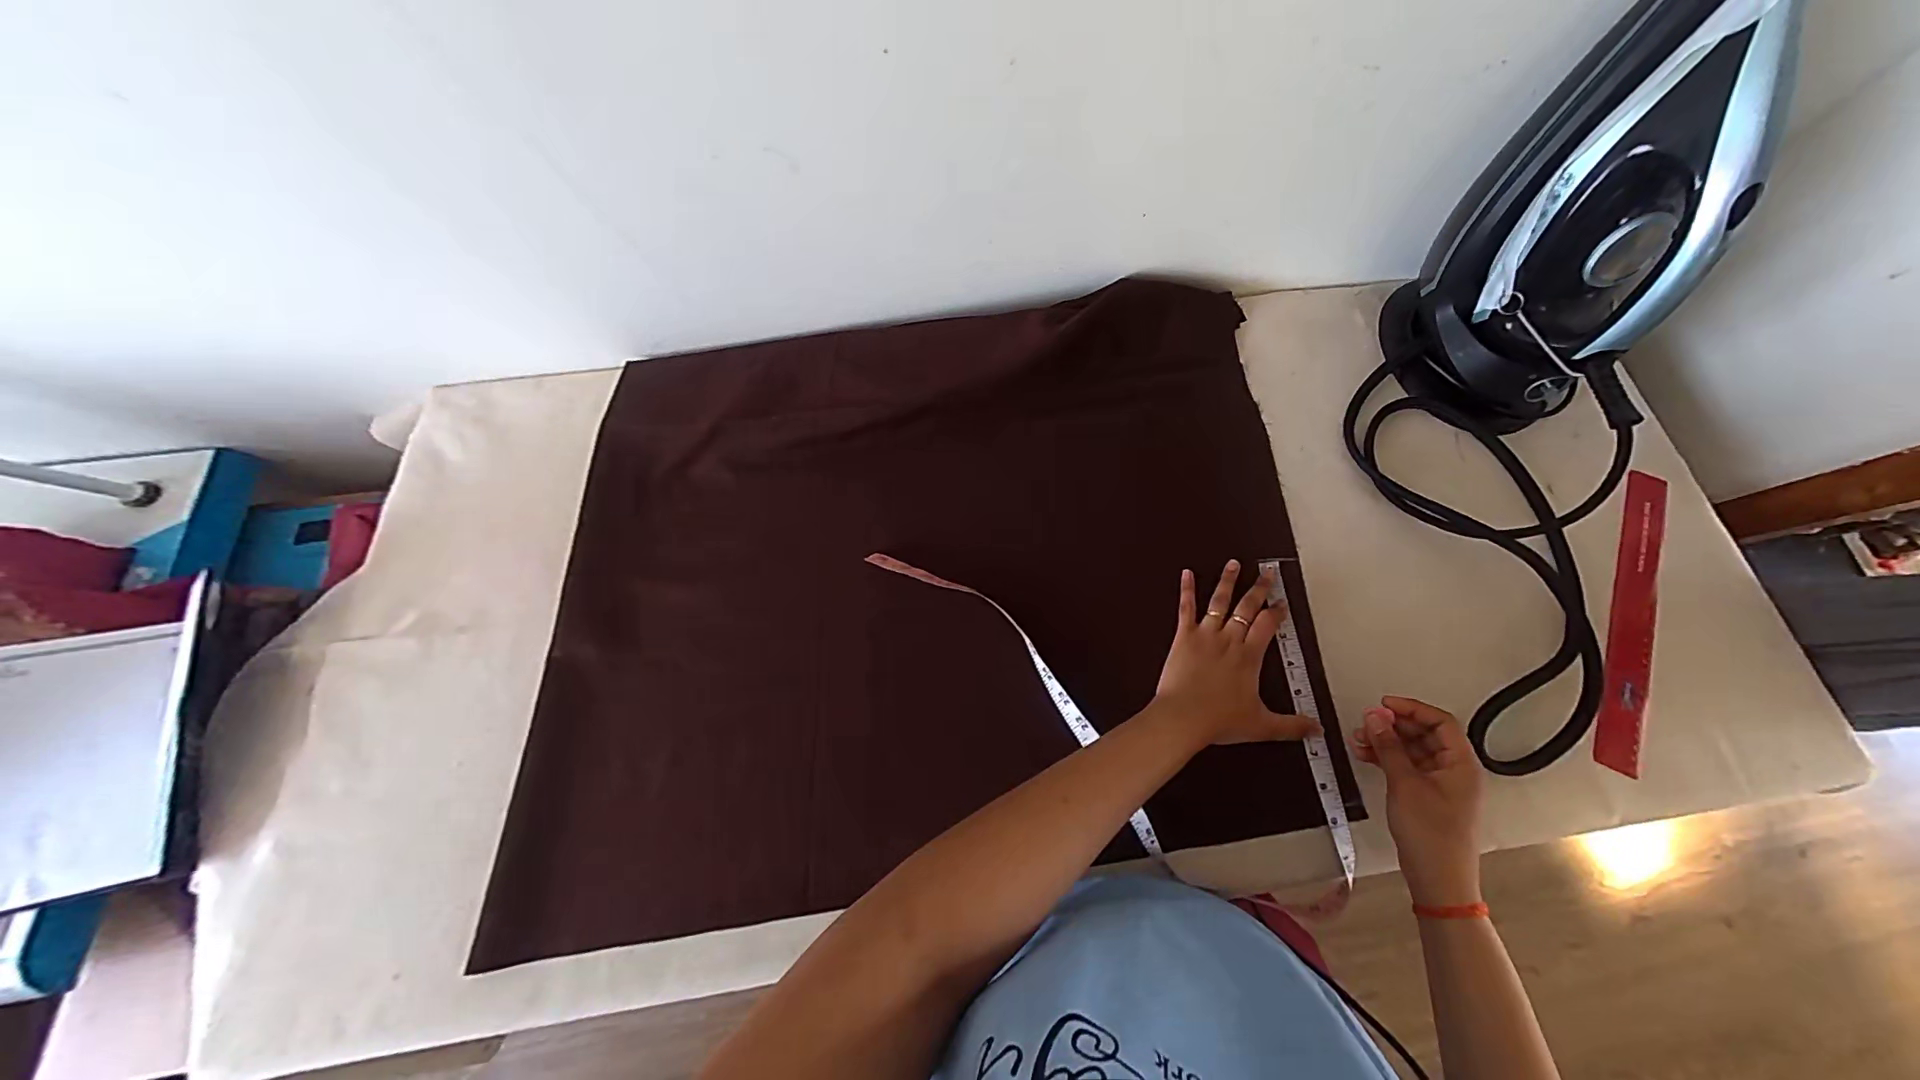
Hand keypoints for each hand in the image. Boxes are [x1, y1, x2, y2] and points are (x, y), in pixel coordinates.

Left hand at [1148, 561, 1320, 748]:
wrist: (1183, 717)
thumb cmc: (1218, 719)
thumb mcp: (1261, 725)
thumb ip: (1291, 726)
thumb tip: (1314, 730)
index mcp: (1249, 657)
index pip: (1269, 625)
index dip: (1276, 611)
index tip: (1282, 603)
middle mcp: (1229, 640)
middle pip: (1247, 607)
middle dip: (1258, 588)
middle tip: (1266, 574)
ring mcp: (1205, 635)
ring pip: (1219, 601)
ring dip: (1227, 581)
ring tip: (1233, 564)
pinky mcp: (1183, 637)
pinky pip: (1185, 608)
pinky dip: (1186, 590)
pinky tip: (1186, 574)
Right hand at [1350, 696, 1484, 905]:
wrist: (1438, 878)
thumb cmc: (1431, 835)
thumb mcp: (1404, 783)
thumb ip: (1388, 746)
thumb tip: (1376, 716)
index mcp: (1461, 764)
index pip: (1440, 722)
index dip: (1411, 709)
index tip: (1383, 704)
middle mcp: (1455, 770)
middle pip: (1425, 734)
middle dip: (1394, 725)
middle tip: (1367, 722)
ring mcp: (1441, 783)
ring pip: (1413, 749)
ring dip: (1387, 741)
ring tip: (1360, 739)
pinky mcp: (1427, 795)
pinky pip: (1407, 765)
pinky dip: (1387, 757)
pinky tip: (1367, 755)